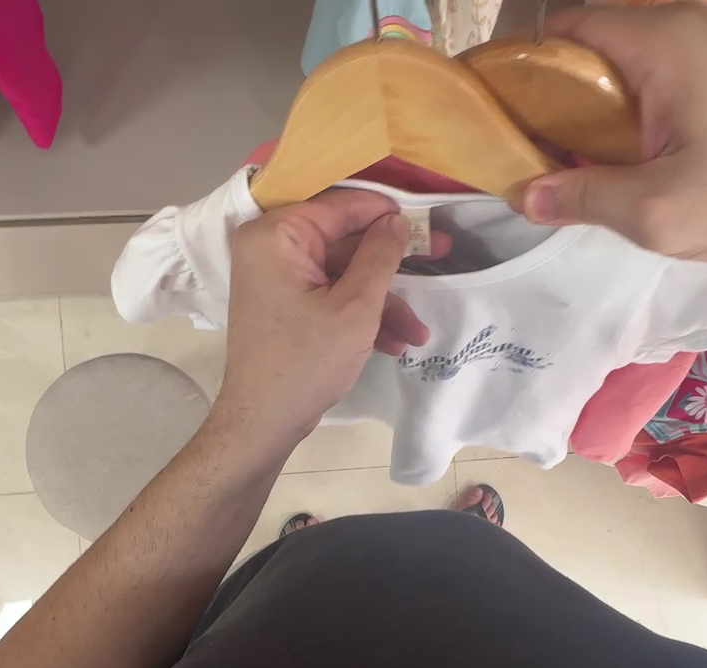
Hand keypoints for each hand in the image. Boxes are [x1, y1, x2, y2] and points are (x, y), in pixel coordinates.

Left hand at [215, 189, 423, 447]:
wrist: (265, 422)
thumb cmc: (306, 363)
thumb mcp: (354, 308)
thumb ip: (380, 257)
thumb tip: (397, 221)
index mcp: (276, 236)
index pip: (339, 206)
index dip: (386, 212)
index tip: (426, 219)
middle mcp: (271, 250)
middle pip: (344, 243)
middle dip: (391, 267)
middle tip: (442, 257)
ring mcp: (278, 282)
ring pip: (343, 277)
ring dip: (383, 304)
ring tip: (417, 334)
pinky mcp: (287, 309)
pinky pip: (330, 298)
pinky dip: (360, 317)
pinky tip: (393, 344)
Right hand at [515, 4, 706, 260]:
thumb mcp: (655, 211)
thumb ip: (583, 197)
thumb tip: (523, 193)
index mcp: (665, 42)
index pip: (568, 27)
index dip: (524, 67)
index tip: (501, 116)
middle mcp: (689, 27)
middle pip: (593, 45)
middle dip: (555, 97)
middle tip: (538, 155)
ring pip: (625, 65)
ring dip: (594, 111)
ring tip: (579, 165)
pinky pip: (658, 80)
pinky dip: (629, 114)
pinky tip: (628, 161)